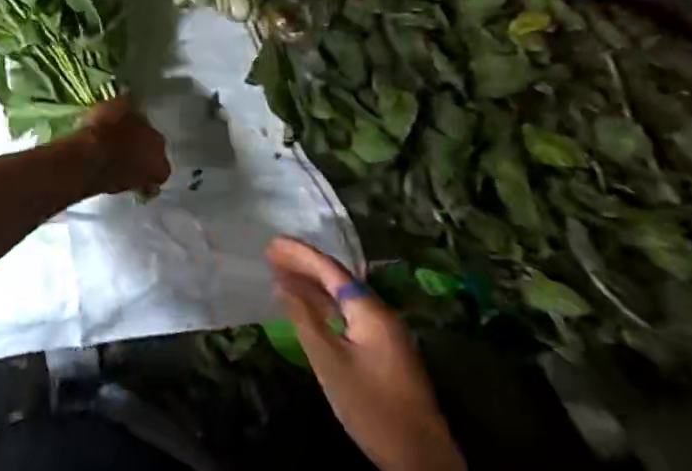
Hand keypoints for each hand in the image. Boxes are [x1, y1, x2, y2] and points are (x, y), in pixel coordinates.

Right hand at [68, 94, 169, 195]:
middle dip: (144, 153)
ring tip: (115, 156)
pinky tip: (109, 168)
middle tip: (127, 145)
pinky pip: (127, 183)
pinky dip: (121, 176)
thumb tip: (129, 92)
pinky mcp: (125, 192)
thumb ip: (126, 102)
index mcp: (158, 141)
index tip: (129, 126)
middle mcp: (157, 164)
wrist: (87, 160)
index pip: (153, 133)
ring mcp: (142, 182)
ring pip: (142, 173)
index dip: (141, 130)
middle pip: (153, 158)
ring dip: (133, 166)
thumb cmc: (105, 129)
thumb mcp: (117, 105)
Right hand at [266, 237, 464, 470]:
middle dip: (304, 265)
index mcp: (372, 312)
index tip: (271, 242)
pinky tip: (306, 307)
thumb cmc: (371, 405)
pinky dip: (325, 304)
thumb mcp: (328, 360)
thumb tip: (282, 285)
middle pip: (339, 279)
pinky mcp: (384, 352)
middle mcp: (382, 316)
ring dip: (313, 284)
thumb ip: (304, 318)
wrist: (421, 460)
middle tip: (270, 255)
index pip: (332, 270)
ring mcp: (386, 335)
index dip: (300, 254)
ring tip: (280, 275)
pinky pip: (349, 314)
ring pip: (344, 297)